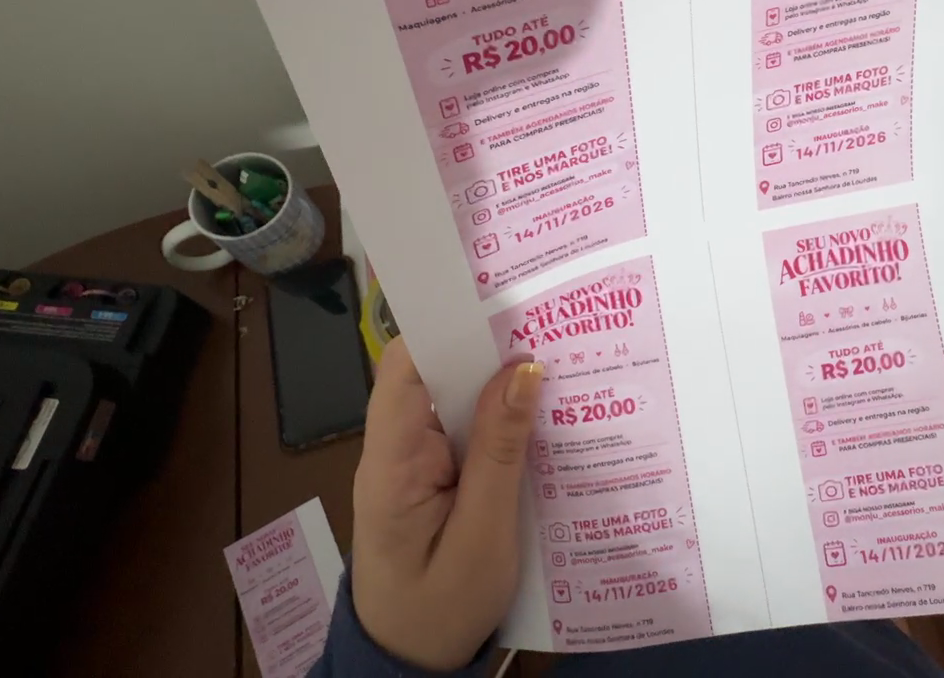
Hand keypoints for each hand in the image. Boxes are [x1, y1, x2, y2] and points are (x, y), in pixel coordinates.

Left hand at [349, 337, 543, 669]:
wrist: (408, 670)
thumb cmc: (441, 608)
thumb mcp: (483, 535)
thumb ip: (502, 451)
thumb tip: (524, 368)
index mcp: (392, 460)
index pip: (404, 368)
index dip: (444, 326)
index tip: (498, 302)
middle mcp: (395, 448)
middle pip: (431, 371)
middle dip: (483, 344)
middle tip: (544, 320)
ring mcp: (413, 461)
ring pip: (451, 396)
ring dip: (495, 376)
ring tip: (552, 352)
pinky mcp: (433, 474)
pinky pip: (463, 426)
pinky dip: (497, 410)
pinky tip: (538, 405)